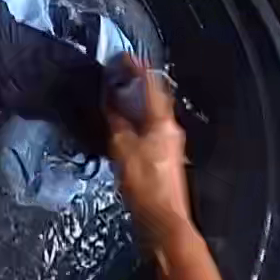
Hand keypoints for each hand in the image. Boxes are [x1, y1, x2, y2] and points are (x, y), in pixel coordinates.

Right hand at [104, 55, 192, 243]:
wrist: (164, 223)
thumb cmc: (144, 184)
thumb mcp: (121, 147)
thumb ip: (115, 119)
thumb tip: (109, 100)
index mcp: (162, 121)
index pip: (150, 83)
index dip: (137, 66)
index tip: (124, 55)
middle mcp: (170, 129)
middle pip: (154, 96)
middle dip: (137, 82)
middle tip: (118, 73)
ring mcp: (170, 144)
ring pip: (152, 112)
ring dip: (136, 100)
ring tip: (118, 94)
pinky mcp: (165, 157)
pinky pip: (150, 126)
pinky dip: (137, 117)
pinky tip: (124, 122)